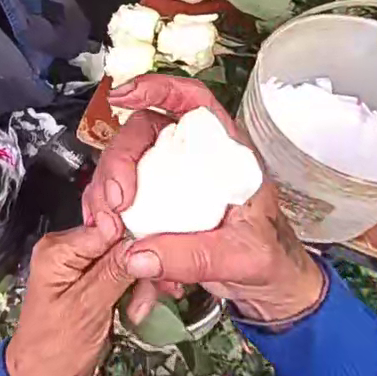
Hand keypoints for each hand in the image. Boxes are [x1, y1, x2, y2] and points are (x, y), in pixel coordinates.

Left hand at [5, 210, 136, 375]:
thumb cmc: (55, 351)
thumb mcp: (88, 309)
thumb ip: (114, 270)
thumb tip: (136, 236)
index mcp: (59, 248)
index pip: (110, 224)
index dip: (137, 240)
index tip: (156, 263)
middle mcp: (70, 246)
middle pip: (121, 237)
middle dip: (141, 264)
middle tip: (152, 293)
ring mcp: (82, 261)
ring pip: (128, 255)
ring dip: (141, 282)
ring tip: (140, 311)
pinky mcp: (94, 276)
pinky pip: (124, 269)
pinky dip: (136, 287)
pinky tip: (141, 306)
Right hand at [86, 75, 325, 325]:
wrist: (270, 287)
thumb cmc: (270, 256)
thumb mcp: (242, 256)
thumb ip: (194, 256)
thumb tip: (140, 254)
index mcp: (225, 152)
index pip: (194, 101)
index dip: (159, 88)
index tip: (126, 96)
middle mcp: (195, 159)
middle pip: (146, 132)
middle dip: (119, 159)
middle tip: (115, 199)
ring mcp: (173, 181)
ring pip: (126, 165)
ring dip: (106, 193)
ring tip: (109, 229)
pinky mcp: (158, 208)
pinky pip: (123, 203)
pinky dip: (110, 222)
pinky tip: (116, 246)